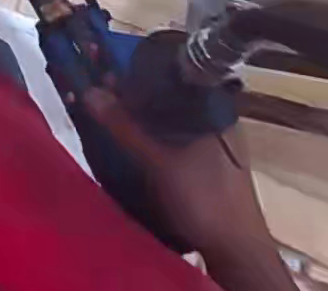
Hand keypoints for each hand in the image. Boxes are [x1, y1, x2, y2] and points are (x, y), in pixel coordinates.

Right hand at [81, 89, 279, 264]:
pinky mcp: (213, 163)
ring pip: (174, 118)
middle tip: (107, 96)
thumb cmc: (202, 198)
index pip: (172, 74)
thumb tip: (90, 92)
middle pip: (171, 96)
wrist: (237, 254)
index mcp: (213, 105)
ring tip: (117, 116)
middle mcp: (218, 116)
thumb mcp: (157, 161)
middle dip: (139, 97)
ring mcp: (219, 141)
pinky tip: (139, 142)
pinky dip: (159, 135)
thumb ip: (124, 126)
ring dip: (147, 118)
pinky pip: (179, 135)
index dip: (140, 72)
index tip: (110, 74)